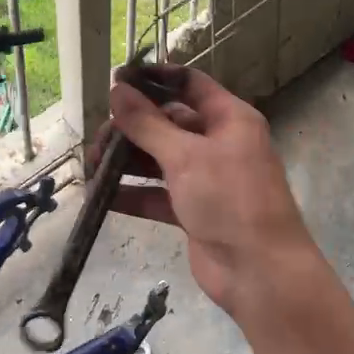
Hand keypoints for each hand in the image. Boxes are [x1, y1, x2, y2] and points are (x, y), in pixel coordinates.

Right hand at [95, 65, 318, 320]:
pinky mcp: (194, 211)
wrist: (262, 275)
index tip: (117, 79)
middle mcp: (219, 143)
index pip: (189, 83)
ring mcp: (207, 179)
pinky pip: (157, 194)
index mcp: (229, 118)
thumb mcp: (185, 156)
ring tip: (92, 165)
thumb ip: (147, 123)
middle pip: (168, 122)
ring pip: (159, 159)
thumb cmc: (230, 200)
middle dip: (132, 127)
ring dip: (127, 160)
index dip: (154, 78)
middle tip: (98, 136)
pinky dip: (132, 194)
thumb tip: (116, 90)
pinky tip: (101, 196)